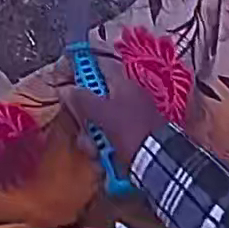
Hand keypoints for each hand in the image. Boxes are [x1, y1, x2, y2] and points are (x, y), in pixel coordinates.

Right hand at [62, 57, 166, 171]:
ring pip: (102, 119)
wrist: (162, 164)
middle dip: (85, 115)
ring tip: (94, 151)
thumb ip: (82, 99)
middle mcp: (128, 94)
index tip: (68, 79)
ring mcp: (133, 115)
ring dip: (93, 136)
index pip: (98, 63)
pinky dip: (106, 146)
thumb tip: (65, 89)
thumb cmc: (130, 131)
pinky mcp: (136, 134)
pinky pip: (113, 135)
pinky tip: (104, 160)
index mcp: (122, 82)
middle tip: (82, 129)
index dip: (81, 68)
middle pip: (96, 95)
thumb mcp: (102, 114)